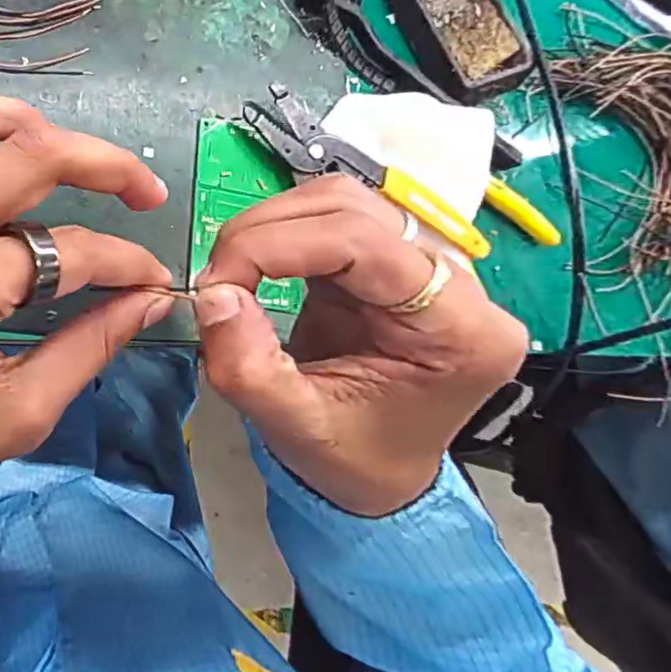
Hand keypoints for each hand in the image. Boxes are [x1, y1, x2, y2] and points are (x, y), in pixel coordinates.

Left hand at [0, 94, 174, 544]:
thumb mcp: (23, 411)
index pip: (67, 249)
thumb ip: (92, 342)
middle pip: (22, 153)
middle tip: (143, 191)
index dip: (127, 262)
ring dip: (5, 119)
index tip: (156, 282)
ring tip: (56, 151)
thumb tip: (150, 295)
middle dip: (100, 160)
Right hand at [193, 175, 528, 515]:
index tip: (217, 284)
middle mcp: (456, 285)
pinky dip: (277, 230)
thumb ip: (246, 363)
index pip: (362, 242)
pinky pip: (328, 216)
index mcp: (457, 330)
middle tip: (219, 279)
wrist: (377, 472)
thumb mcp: (290, 423)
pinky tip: (257, 262)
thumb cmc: (348, 459)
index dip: (273, 247)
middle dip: (263, 232)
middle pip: (351, 207)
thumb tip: (213, 293)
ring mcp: (422, 265)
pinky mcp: (385, 260)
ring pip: (339, 199)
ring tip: (235, 270)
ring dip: (269, 224)